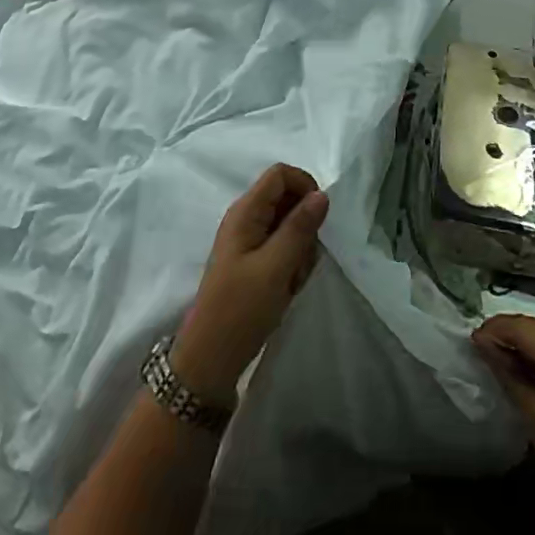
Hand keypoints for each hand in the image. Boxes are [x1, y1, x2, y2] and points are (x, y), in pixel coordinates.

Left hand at [173, 164, 328, 405]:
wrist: (212, 359)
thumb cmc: (241, 309)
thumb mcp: (276, 267)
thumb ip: (300, 227)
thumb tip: (322, 194)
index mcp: (245, 213)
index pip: (281, 174)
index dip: (305, 186)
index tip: (320, 218)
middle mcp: (247, 220)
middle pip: (289, 199)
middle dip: (306, 225)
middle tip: (304, 258)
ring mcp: (251, 242)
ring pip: (291, 226)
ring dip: (302, 249)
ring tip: (293, 279)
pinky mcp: (256, 262)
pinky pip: (286, 249)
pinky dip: (294, 264)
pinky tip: (289, 288)